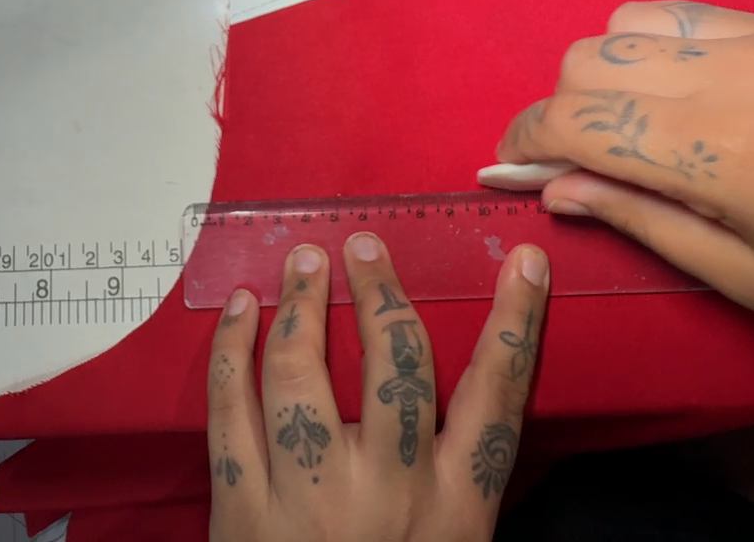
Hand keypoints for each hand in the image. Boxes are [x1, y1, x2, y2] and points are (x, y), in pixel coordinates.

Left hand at [207, 235, 549, 541]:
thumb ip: (454, 478)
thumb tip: (465, 390)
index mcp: (455, 510)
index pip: (499, 397)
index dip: (516, 322)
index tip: (524, 261)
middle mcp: (388, 494)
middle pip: (394, 365)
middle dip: (381, 293)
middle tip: (364, 244)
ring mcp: (308, 498)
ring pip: (301, 372)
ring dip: (300, 304)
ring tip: (302, 261)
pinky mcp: (241, 510)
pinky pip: (229, 409)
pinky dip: (231, 349)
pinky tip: (239, 309)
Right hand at [493, 1, 753, 434]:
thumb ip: (642, 221)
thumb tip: (556, 191)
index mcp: (725, 151)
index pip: (577, 122)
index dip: (525, 143)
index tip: (507, 168)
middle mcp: (734, 73)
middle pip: (587, 60)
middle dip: (555, 110)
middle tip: (568, 161)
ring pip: (625, 22)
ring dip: (598, 71)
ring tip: (622, 122)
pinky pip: (684, 12)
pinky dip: (648, 45)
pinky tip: (674, 90)